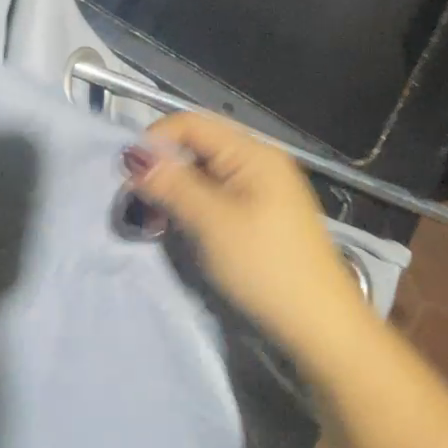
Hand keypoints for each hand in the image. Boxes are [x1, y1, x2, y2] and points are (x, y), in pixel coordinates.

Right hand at [125, 113, 365, 347]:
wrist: (318, 324)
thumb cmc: (265, 267)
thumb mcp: (212, 223)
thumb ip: (172, 184)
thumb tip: (133, 155)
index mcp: (252, 153)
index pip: (190, 123)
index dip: (154, 141)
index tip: (128, 176)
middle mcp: (257, 161)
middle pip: (195, 146)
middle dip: (161, 167)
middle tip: (138, 203)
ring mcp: (260, 188)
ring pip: (201, 172)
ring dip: (173, 189)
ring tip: (156, 220)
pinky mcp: (258, 213)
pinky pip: (214, 194)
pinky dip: (190, 204)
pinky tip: (180, 227)